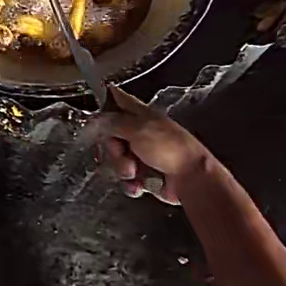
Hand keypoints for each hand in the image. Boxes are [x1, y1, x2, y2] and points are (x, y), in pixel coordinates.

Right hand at [97, 88, 215, 204]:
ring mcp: (142, 153)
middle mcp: (140, 131)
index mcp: (140, 114)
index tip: (94, 117)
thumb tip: (96, 119)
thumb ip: (113, 123)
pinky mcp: (145, 174)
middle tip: (123, 154)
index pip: (117, 100)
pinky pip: (126, 178)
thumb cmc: (168, 148)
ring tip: (134, 173)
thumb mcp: (137, 129)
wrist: (190, 178)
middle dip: (112, 150)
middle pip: (110, 136)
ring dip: (122, 169)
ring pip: (116, 159)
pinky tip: (138, 185)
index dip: (103, 104)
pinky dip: (130, 183)